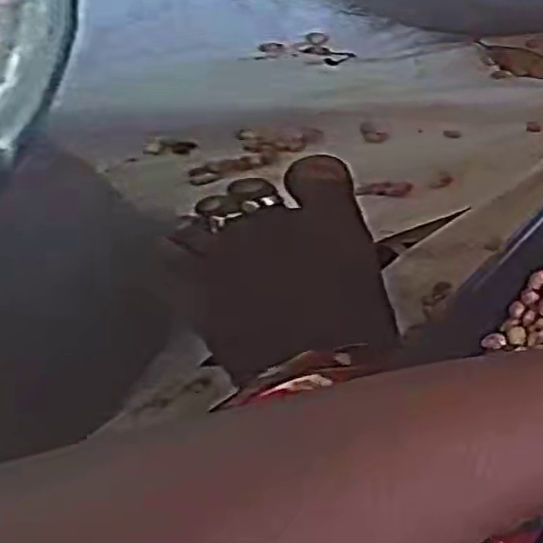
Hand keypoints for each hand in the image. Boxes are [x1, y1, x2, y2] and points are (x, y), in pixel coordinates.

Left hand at [171, 155, 397, 383]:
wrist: (312, 369)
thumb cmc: (362, 325)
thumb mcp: (370, 277)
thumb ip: (350, 247)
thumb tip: (340, 240)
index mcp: (330, 221)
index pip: (316, 173)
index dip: (314, 179)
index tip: (317, 190)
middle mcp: (272, 222)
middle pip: (254, 194)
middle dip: (260, 208)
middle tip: (275, 229)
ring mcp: (224, 250)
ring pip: (207, 219)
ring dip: (218, 230)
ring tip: (231, 250)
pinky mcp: (189, 282)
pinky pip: (172, 255)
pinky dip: (183, 257)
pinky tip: (198, 268)